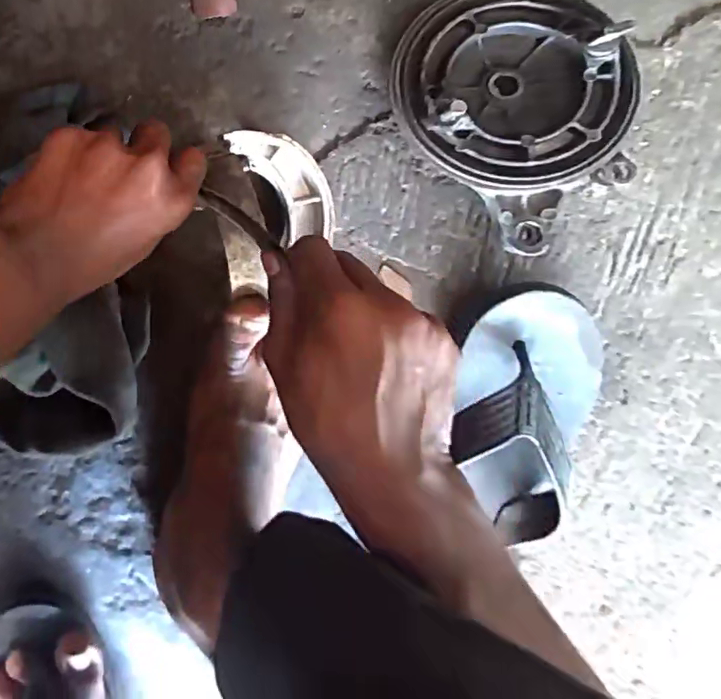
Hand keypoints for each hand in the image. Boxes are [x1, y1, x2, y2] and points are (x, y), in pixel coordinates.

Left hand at [0, 120, 206, 309]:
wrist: (29, 257)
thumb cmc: (88, 265)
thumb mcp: (140, 243)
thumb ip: (154, 207)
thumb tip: (151, 187)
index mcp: (169, 197)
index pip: (192, 159)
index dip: (176, 163)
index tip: (163, 169)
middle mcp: (146, 164)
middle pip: (156, 131)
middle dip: (142, 143)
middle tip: (119, 166)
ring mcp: (106, 144)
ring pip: (110, 134)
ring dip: (100, 150)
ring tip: (76, 177)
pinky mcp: (70, 135)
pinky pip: (77, 137)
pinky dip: (68, 151)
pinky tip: (53, 175)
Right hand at [260, 237, 460, 498]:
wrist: (394, 471)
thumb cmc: (326, 421)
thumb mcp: (284, 362)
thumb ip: (281, 303)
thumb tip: (276, 261)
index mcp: (338, 305)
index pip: (314, 248)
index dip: (299, 261)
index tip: (296, 281)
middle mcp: (384, 301)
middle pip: (348, 263)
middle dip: (330, 282)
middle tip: (323, 320)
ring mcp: (420, 318)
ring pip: (379, 288)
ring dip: (362, 304)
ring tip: (358, 348)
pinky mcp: (444, 336)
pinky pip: (408, 314)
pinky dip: (392, 327)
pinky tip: (386, 362)